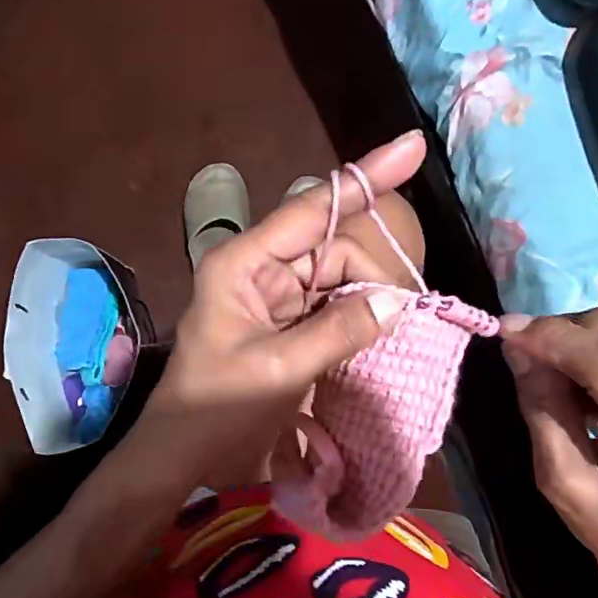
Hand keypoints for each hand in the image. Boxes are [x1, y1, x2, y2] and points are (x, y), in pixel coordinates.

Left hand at [143, 131, 425, 481]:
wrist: (185, 451)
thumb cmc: (217, 408)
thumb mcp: (279, 369)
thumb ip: (339, 330)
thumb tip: (397, 300)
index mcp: (243, 263)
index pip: (311, 209)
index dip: (364, 179)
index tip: (413, 146)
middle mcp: (258, 267)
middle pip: (332, 244)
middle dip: (372, 268)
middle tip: (404, 309)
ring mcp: (271, 294)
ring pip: (337, 273)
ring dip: (367, 293)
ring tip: (391, 325)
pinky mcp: (283, 321)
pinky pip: (330, 301)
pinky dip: (356, 312)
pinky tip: (376, 327)